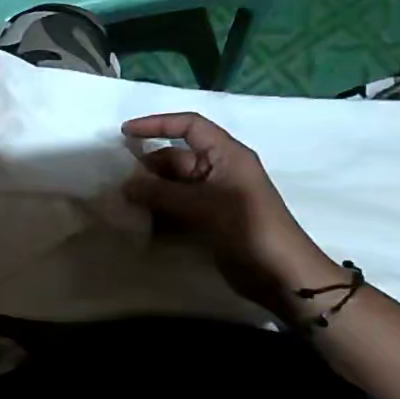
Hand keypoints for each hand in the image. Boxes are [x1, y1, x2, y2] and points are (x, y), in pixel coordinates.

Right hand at [121, 112, 335, 308]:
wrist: (280, 274)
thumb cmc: (247, 227)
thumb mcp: (202, 205)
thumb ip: (160, 193)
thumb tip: (124, 185)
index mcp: (226, 154)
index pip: (189, 126)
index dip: (157, 124)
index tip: (125, 132)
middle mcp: (219, 169)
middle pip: (176, 157)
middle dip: (147, 167)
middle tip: (118, 182)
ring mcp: (214, 195)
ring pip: (173, 184)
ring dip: (150, 191)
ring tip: (122, 201)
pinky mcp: (209, 219)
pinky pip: (177, 206)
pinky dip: (159, 209)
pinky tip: (138, 219)